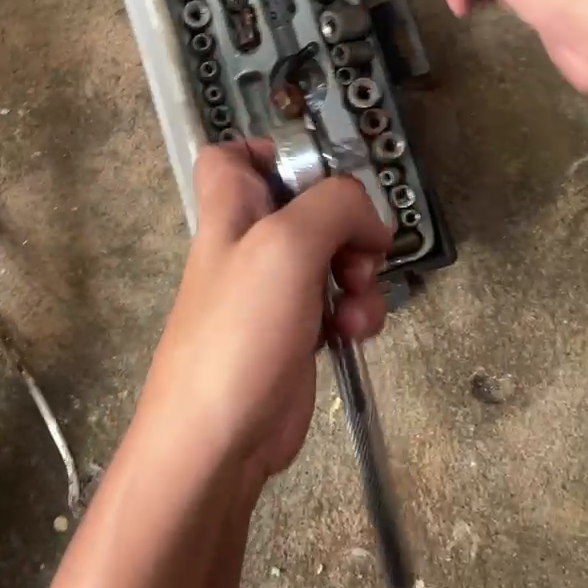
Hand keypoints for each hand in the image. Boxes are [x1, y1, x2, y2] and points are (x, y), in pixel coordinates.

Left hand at [136, 140, 391, 482]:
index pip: (233, 156)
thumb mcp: (286, 245)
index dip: (270, 151)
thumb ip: (333, 206)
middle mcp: (250, 242)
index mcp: (229, 208)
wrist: (219, 437)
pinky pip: (338, 302)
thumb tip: (368, 218)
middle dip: (347, 222)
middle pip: (306, 204)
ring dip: (360, 273)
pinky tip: (353, 334)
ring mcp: (273, 288)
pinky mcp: (297, 329)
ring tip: (354, 302)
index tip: (315, 171)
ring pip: (333, 254)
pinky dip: (355, 311)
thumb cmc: (240, 329)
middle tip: (360, 248)